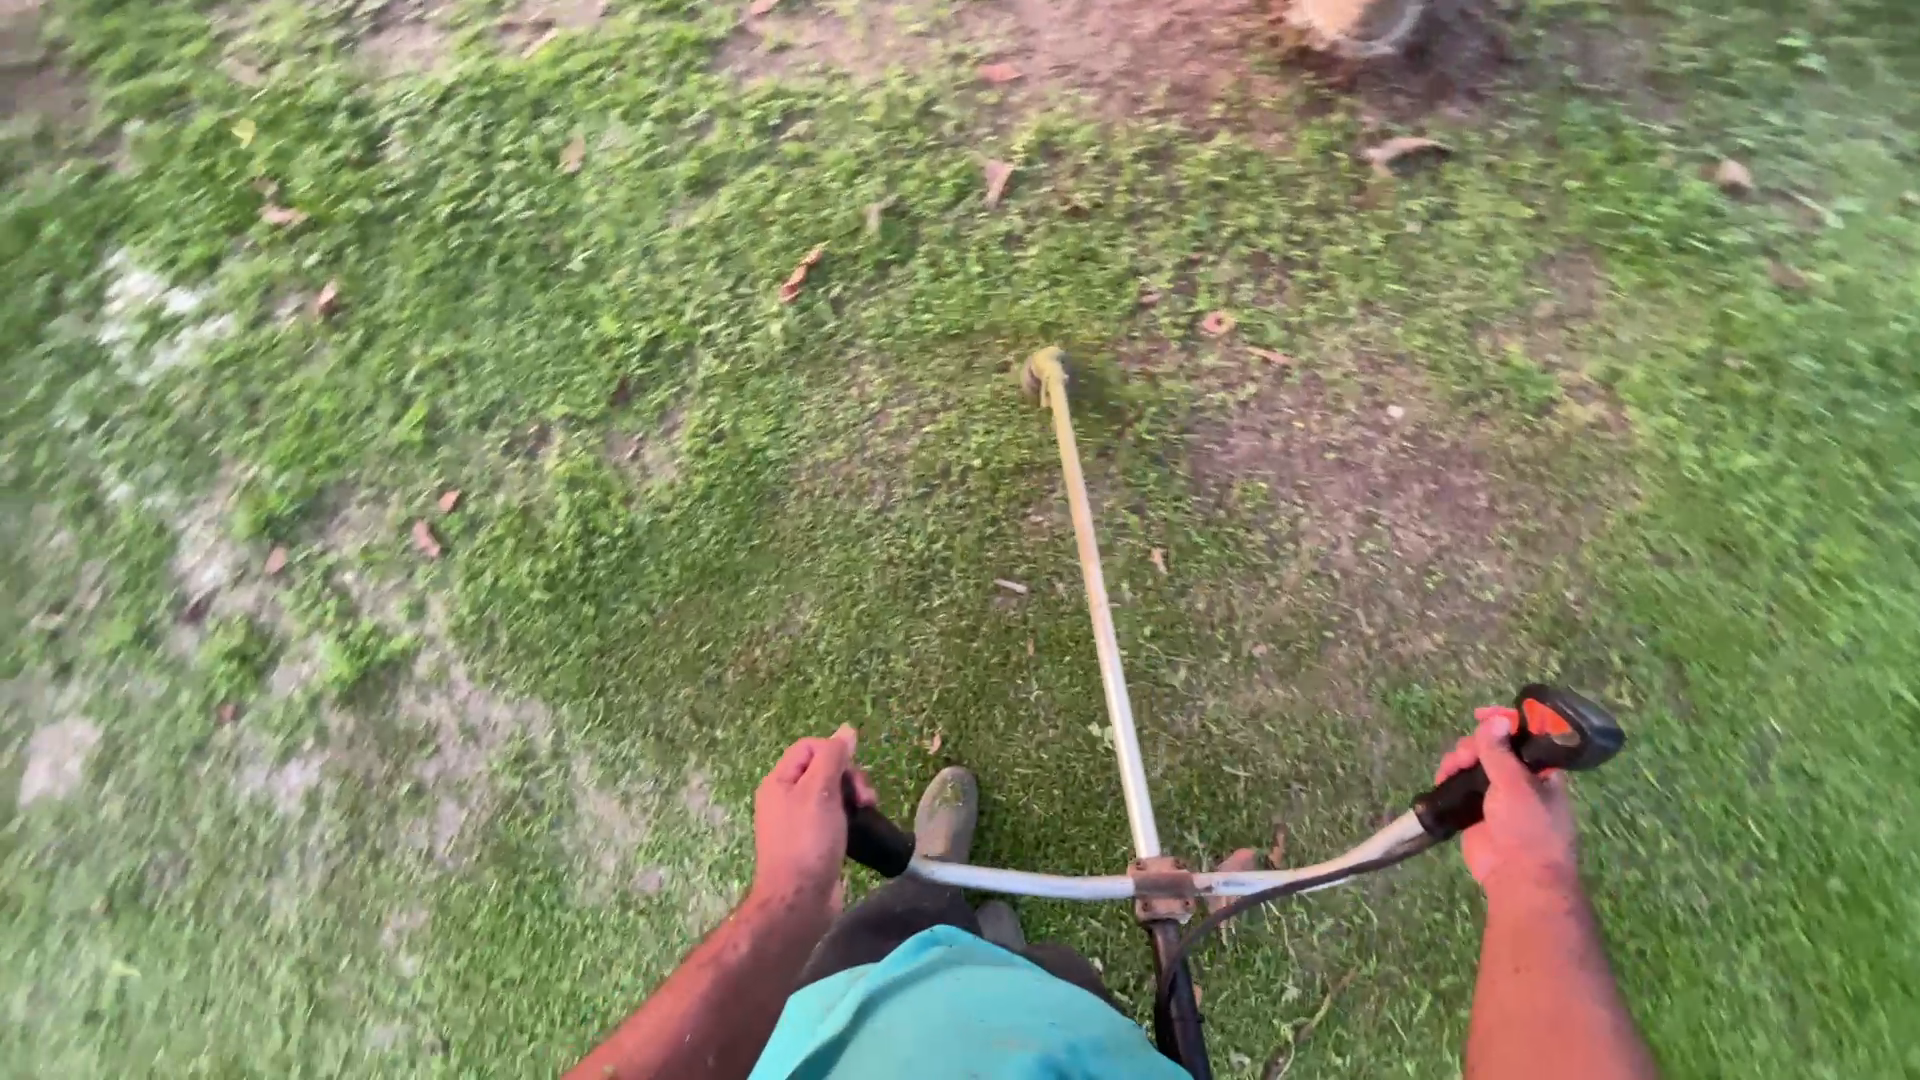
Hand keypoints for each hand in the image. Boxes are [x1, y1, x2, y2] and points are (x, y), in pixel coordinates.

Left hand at [750, 725, 876, 914]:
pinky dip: (849, 817)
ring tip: (867, 812)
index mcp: (779, 781)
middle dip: (849, 776)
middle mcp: (785, 798)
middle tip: (865, 798)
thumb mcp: (820, 790)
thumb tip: (847, 730)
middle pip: (822, 768)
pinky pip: (834, 816)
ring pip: (832, 793)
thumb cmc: (808, 841)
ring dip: (853, 796)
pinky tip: (861, 827)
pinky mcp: (813, 842)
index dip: (834, 752)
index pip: (809, 747)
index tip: (852, 773)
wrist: (799, 901)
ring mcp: (798, 822)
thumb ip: (834, 756)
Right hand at [1434, 707, 1579, 897]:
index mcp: (1542, 772)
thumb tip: (1494, 719)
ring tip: (1449, 771)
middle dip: (1474, 744)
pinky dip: (1450, 777)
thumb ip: (1499, 751)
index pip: (1524, 735)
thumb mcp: (1515, 785)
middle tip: (1465, 756)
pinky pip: (1460, 783)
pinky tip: (1443, 780)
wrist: (1518, 876)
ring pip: (1473, 763)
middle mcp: (1521, 779)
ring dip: (1458, 760)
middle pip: (1492, 746)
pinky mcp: (1477, 808)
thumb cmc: (1528, 829)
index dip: (1504, 721)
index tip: (1482, 714)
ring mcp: (1497, 795)